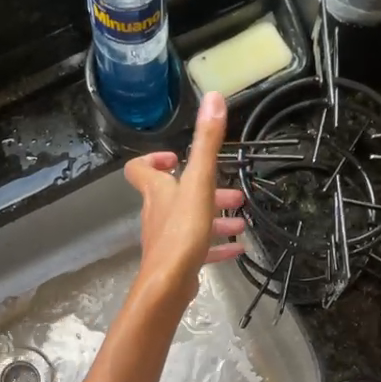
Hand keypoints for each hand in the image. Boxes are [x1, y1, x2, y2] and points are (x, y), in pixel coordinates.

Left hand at [124, 91, 246, 310]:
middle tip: (232, 194)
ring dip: (216, 219)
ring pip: (191, 222)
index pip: (140, 169)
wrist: (169, 283)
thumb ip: (206, 143)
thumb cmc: (182, 230)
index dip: (155, 159)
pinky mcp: (177, 262)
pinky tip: (237, 249)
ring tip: (240, 221)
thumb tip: (212, 98)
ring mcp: (167, 239)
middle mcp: (158, 212)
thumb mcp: (199, 182)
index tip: (176, 159)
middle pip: (177, 196)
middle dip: (206, 192)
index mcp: (157, 191)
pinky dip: (217, 246)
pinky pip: (198, 249)